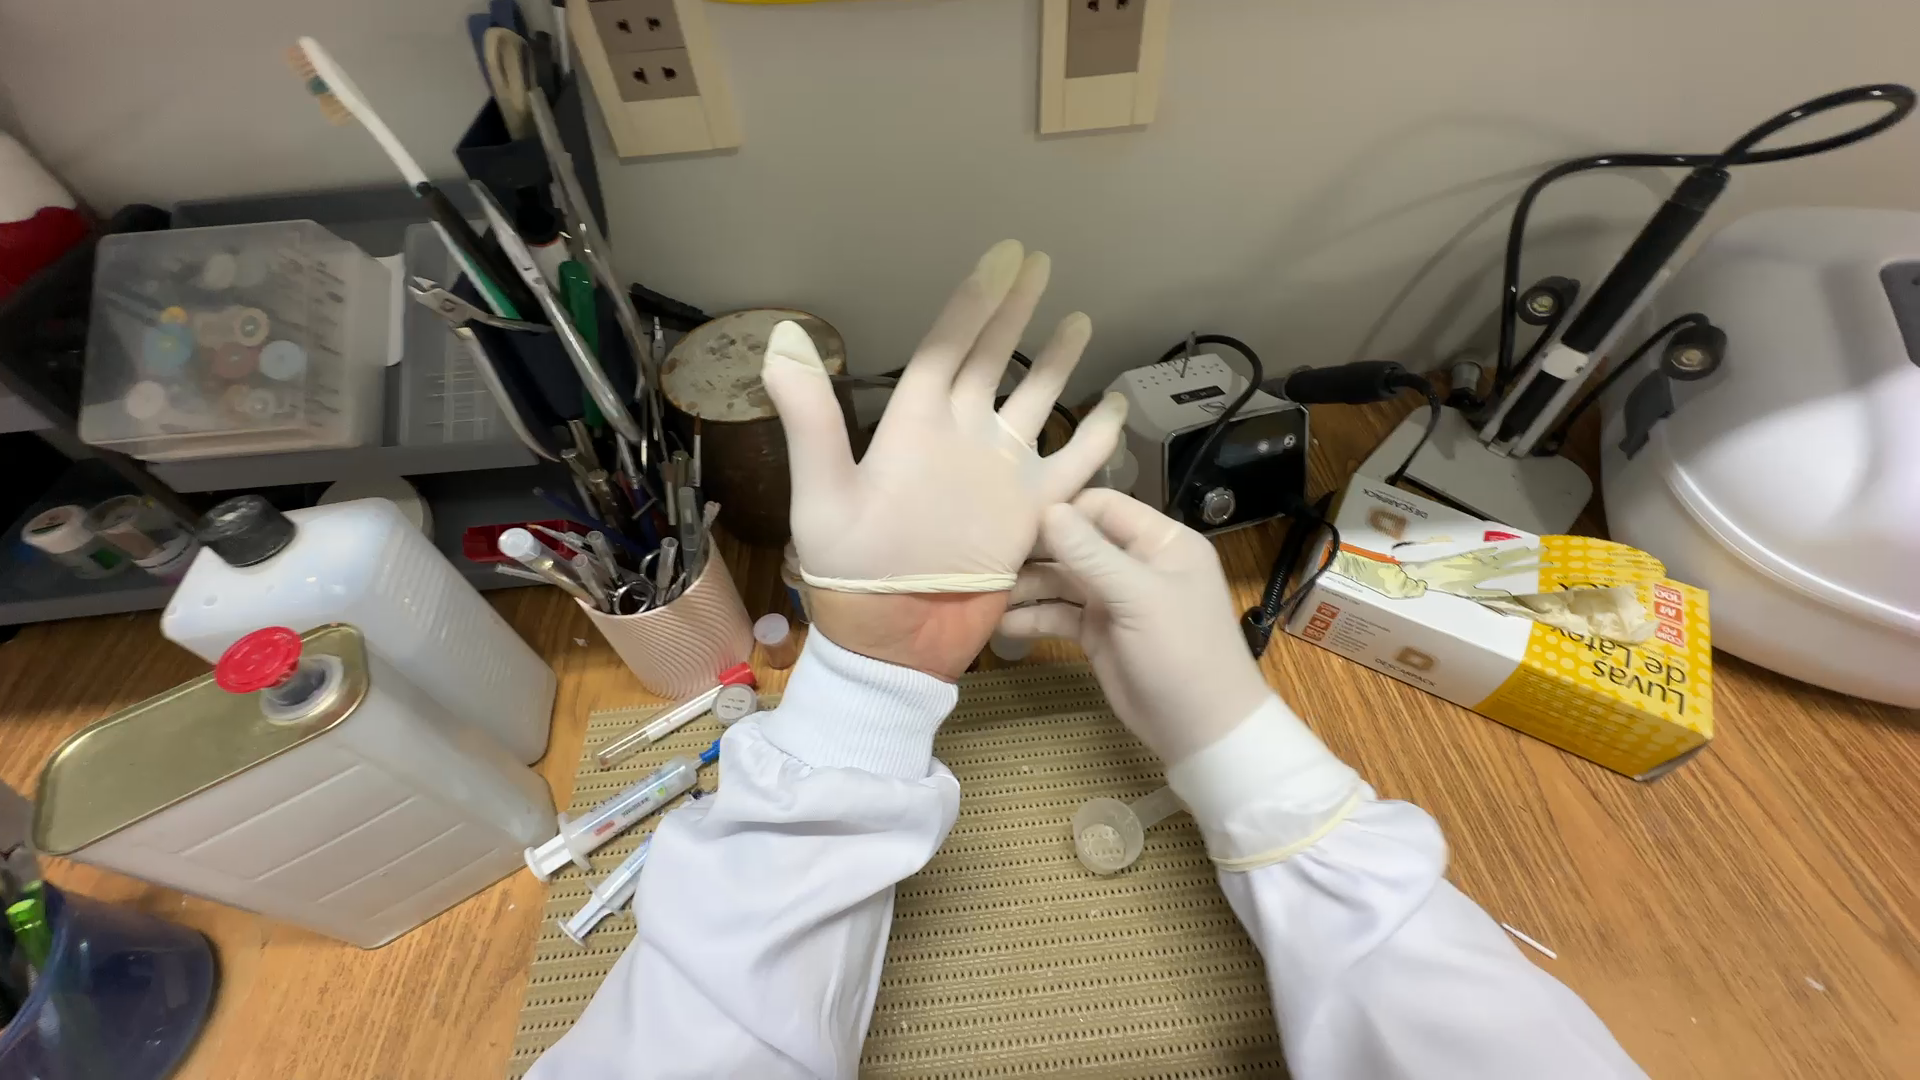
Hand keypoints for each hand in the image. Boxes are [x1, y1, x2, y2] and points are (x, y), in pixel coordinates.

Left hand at [763, 241, 1126, 677]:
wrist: (895, 636)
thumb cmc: (853, 571)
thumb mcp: (823, 495)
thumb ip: (812, 418)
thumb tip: (782, 338)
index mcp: (915, 426)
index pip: (947, 347)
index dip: (973, 302)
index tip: (1001, 257)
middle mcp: (962, 437)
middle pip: (992, 361)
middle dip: (1014, 313)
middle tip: (1039, 264)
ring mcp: (999, 472)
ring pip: (1035, 402)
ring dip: (1055, 363)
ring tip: (1078, 319)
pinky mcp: (1030, 510)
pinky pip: (1071, 466)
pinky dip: (1095, 441)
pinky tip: (1114, 410)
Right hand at [997, 489, 1271, 762]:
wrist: (1201, 731)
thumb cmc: (1183, 651)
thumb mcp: (1139, 597)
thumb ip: (1092, 554)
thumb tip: (1048, 509)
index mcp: (1160, 543)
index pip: (1103, 507)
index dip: (1063, 509)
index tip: (1015, 516)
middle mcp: (1134, 563)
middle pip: (1076, 542)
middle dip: (1035, 548)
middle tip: (987, 553)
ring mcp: (1113, 599)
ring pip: (1061, 579)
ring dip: (1027, 584)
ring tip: (985, 589)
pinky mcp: (1096, 632)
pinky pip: (1058, 615)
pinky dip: (1033, 618)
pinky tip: (1001, 623)